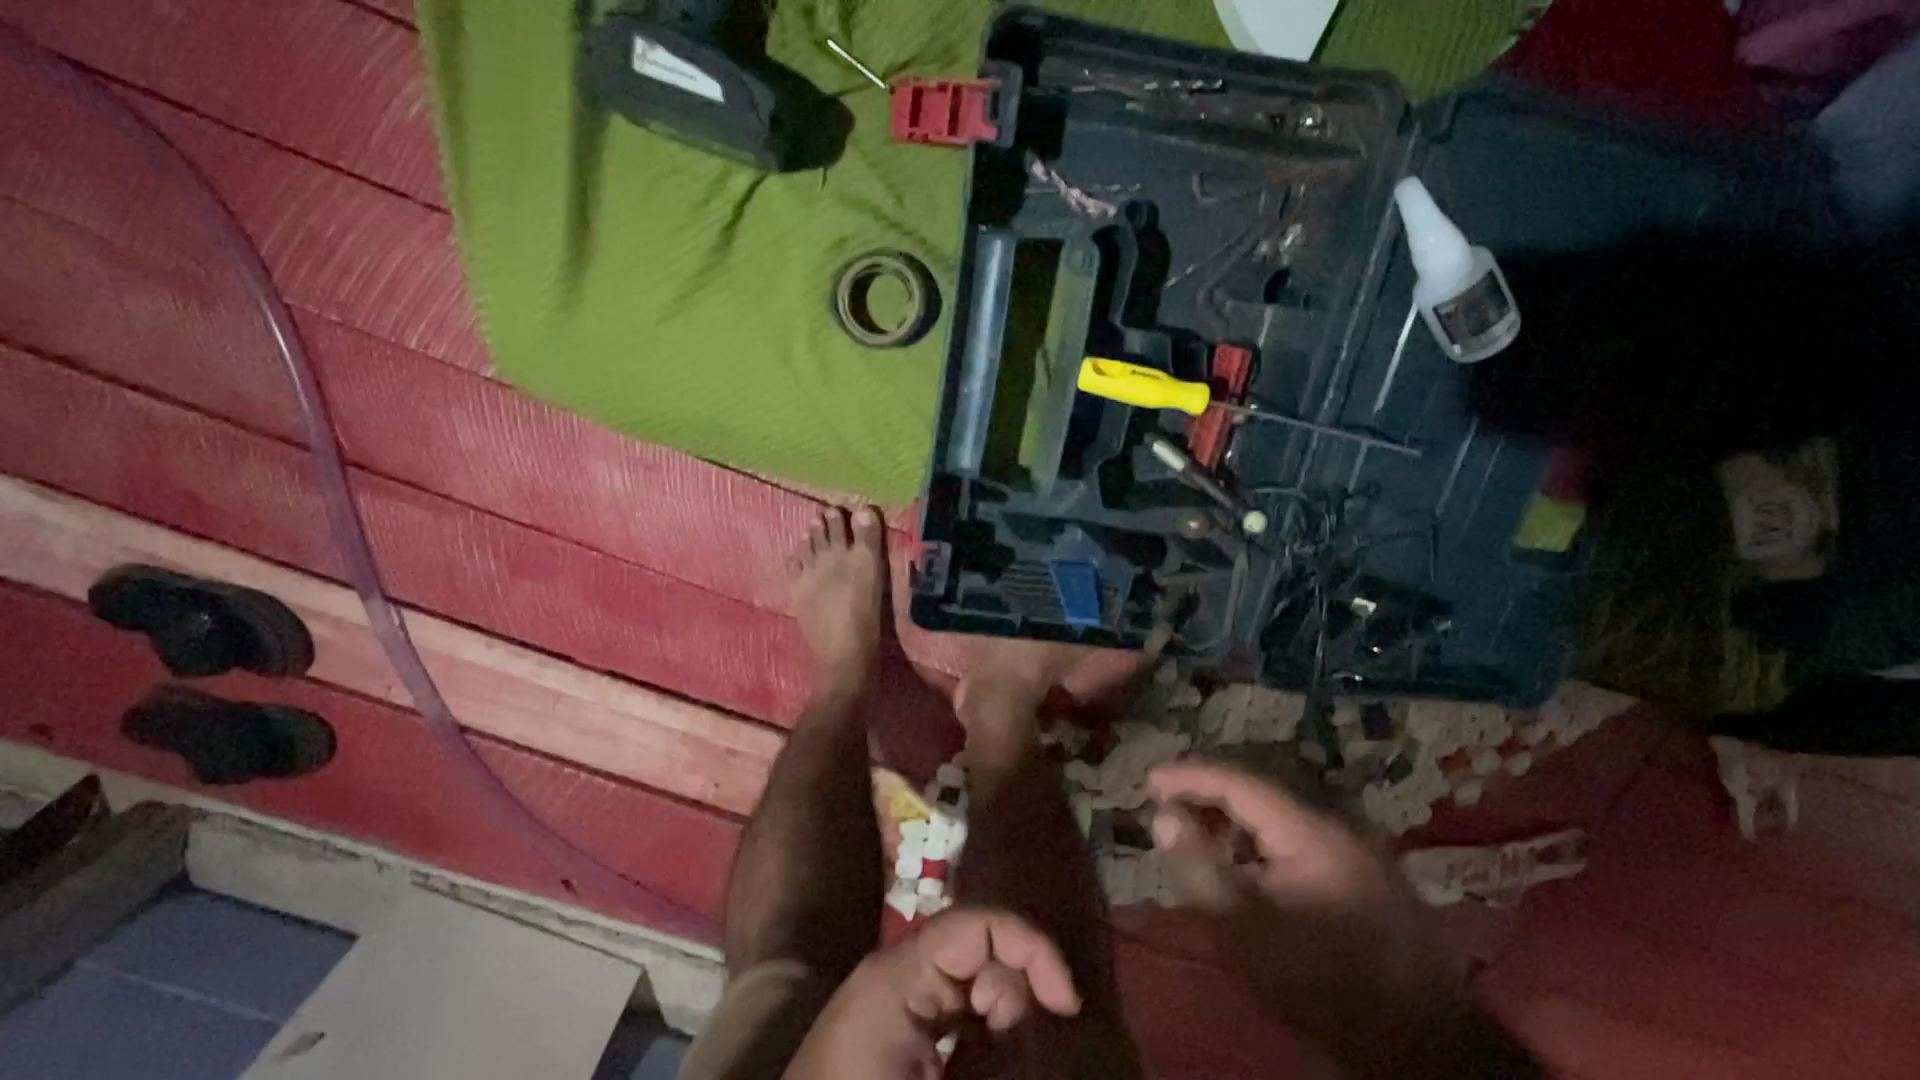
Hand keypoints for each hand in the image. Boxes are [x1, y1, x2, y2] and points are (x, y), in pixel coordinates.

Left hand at [782, 907, 1080, 1079]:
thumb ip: (997, 1053)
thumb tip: (1040, 1025)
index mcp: (902, 973)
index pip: (980, 924)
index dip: (1032, 948)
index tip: (1066, 1005)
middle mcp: (901, 973)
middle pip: (985, 956)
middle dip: (1016, 1001)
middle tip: (1005, 1060)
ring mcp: (898, 1001)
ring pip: (976, 990)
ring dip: (1000, 1028)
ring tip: (981, 1068)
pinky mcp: (900, 1032)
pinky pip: (957, 1018)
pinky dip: (979, 1040)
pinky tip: (970, 1069)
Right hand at [1147, 761, 1483, 1076]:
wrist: (1416, 1041)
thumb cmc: (1318, 980)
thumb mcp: (1241, 927)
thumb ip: (1197, 866)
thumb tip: (1165, 816)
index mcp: (1309, 829)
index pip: (1239, 782)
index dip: (1189, 777)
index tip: (1149, 780)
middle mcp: (1339, 825)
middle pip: (1262, 794)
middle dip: (1211, 797)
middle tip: (1168, 808)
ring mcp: (1360, 851)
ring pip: (1283, 819)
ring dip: (1237, 823)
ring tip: (1200, 838)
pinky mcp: (1369, 878)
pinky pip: (1302, 841)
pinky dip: (1264, 844)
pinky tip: (1247, 869)